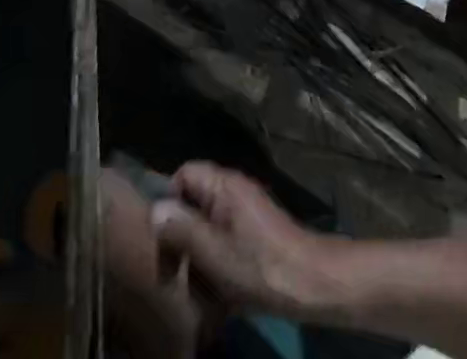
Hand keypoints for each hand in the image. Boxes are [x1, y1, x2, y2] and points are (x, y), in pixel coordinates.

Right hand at [150, 162, 340, 318]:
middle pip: (192, 202)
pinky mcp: (254, 233)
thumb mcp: (213, 251)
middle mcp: (234, 190)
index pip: (184, 174)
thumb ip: (181, 228)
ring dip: (197, 256)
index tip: (163, 236)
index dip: (168, 201)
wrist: (311, 283)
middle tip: (174, 270)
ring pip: (205, 226)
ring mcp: (245, 212)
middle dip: (180, 236)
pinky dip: (215, 263)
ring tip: (197, 287)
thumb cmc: (259, 265)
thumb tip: (154, 210)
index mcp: (223, 185)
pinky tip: (216, 292)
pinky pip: (221, 240)